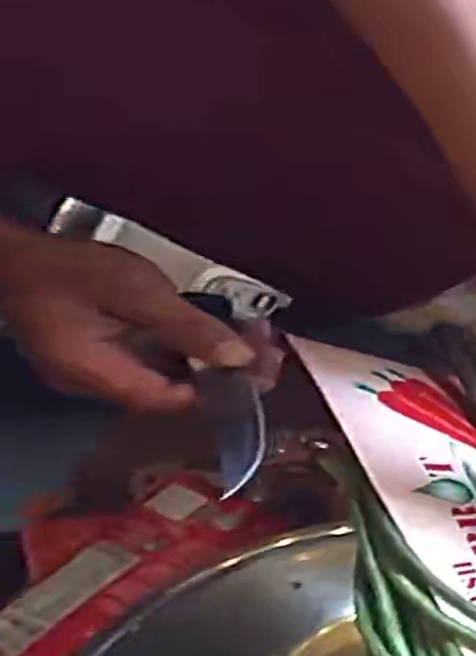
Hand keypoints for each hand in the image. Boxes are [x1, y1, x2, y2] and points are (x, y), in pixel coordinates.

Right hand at [0, 229, 256, 413]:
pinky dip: (206, 347)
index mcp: (91, 370)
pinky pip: (172, 360)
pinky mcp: (120, 354)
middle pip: (181, 390)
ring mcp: (109, 368)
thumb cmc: (69, 270)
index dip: (220, 392)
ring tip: (260, 334)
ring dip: (227, 357)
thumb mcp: (138, 293)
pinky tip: (235, 329)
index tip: (259, 370)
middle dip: (234, 371)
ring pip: (184, 375)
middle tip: (270, 349)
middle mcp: (98, 379)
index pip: (167, 400)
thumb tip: (240, 359)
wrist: (17, 254)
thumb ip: (190, 328)